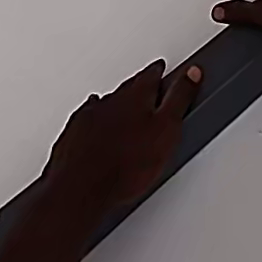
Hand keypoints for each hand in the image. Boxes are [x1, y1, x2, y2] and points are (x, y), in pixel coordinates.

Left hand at [41, 60, 201, 209]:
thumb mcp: (168, 128)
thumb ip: (181, 96)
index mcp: (135, 95)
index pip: (151, 74)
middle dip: (138, 89)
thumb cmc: (124, 164)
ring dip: (115, 109)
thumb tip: (192, 73)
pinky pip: (84, 126)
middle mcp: (108, 102)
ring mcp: (85, 121)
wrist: (79, 193)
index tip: (162, 68)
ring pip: (104, 106)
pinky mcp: (68, 141)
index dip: (159, 71)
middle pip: (127, 89)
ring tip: (125, 119)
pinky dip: (94, 128)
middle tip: (147, 92)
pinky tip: (98, 138)